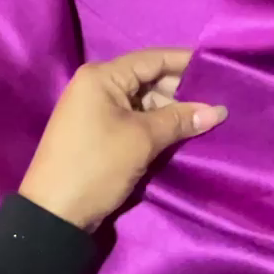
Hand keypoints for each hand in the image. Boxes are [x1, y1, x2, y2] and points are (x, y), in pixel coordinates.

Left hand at [19, 49, 226, 230]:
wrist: (54, 214)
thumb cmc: (97, 165)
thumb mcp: (142, 140)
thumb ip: (180, 120)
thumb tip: (219, 110)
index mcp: (102, 77)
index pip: (152, 59)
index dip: (186, 62)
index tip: (218, 67)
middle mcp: (96, 85)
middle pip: (148, 79)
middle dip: (181, 90)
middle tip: (218, 99)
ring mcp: (95, 109)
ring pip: (142, 100)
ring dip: (171, 110)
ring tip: (206, 118)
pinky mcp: (97, 131)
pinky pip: (133, 117)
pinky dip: (156, 123)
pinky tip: (182, 131)